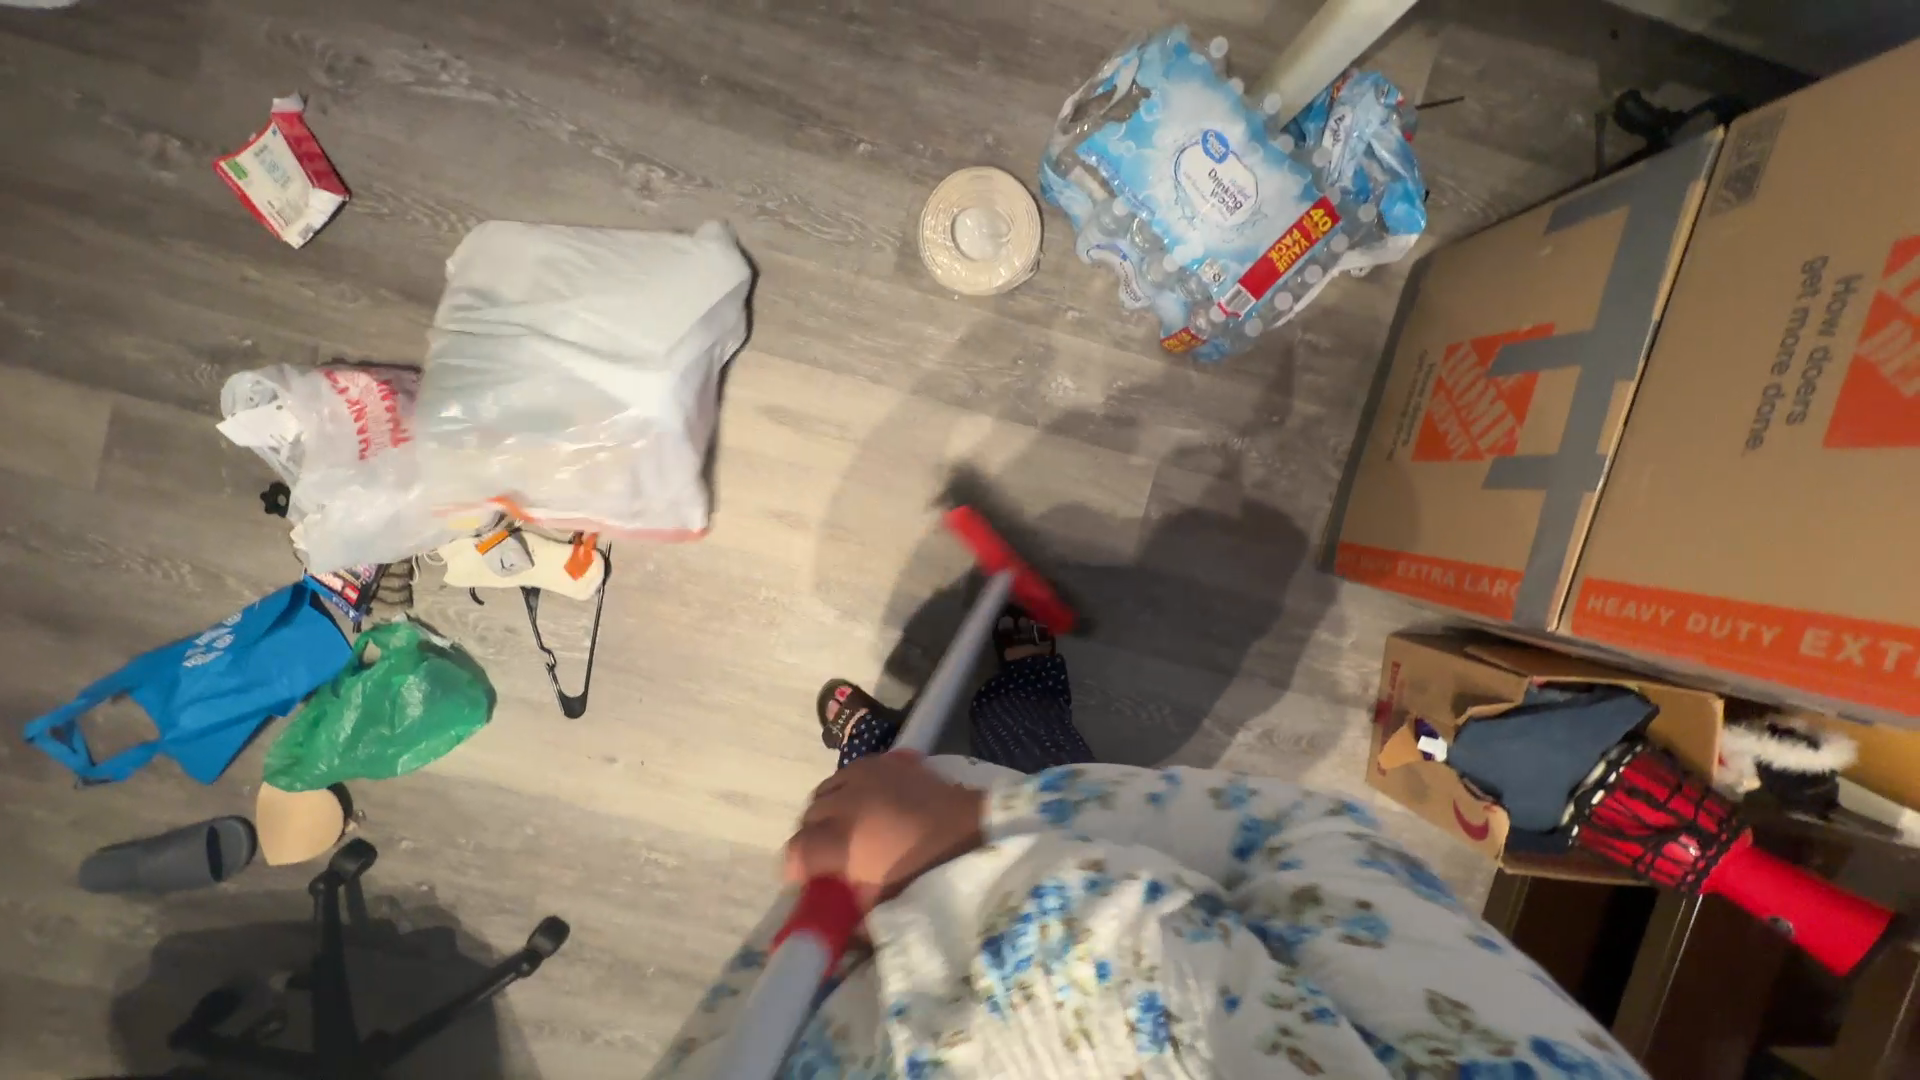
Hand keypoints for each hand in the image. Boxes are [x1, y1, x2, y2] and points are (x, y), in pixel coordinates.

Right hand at [784, 754, 985, 909]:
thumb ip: (849, 911)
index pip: (795, 851)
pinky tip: (862, 801)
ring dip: (827, 810)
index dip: (795, 869)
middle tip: (827, 857)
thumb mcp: (881, 904)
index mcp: (840, 840)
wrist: (970, 832)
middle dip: (812, 838)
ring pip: (826, 790)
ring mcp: (864, 776)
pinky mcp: (885, 761)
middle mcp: (844, 802)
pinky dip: (848, 788)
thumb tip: (834, 922)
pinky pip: (850, 772)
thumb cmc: (926, 874)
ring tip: (843, 826)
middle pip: (808, 817)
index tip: (805, 881)